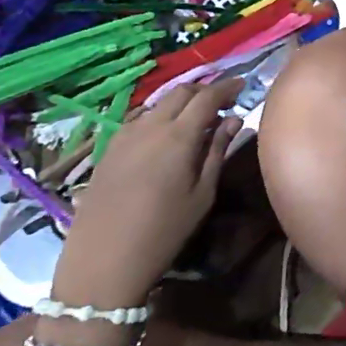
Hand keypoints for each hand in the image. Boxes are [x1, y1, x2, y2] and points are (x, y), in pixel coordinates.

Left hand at [52, 79, 243, 305]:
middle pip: (181, 92)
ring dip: (181, 102)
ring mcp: (125, 135)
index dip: (227, 87)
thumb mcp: (202, 194)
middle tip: (223, 101)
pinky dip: (160, 115)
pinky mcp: (109, 148)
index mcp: (178, 136)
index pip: (207, 97)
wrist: (102, 261)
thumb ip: (217, 151)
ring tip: (197, 117)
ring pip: (158, 103)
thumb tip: (234, 120)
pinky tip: (166, 133)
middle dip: (204, 90)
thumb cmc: (164, 231)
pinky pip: (140, 118)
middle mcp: (150, 126)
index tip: (243, 85)